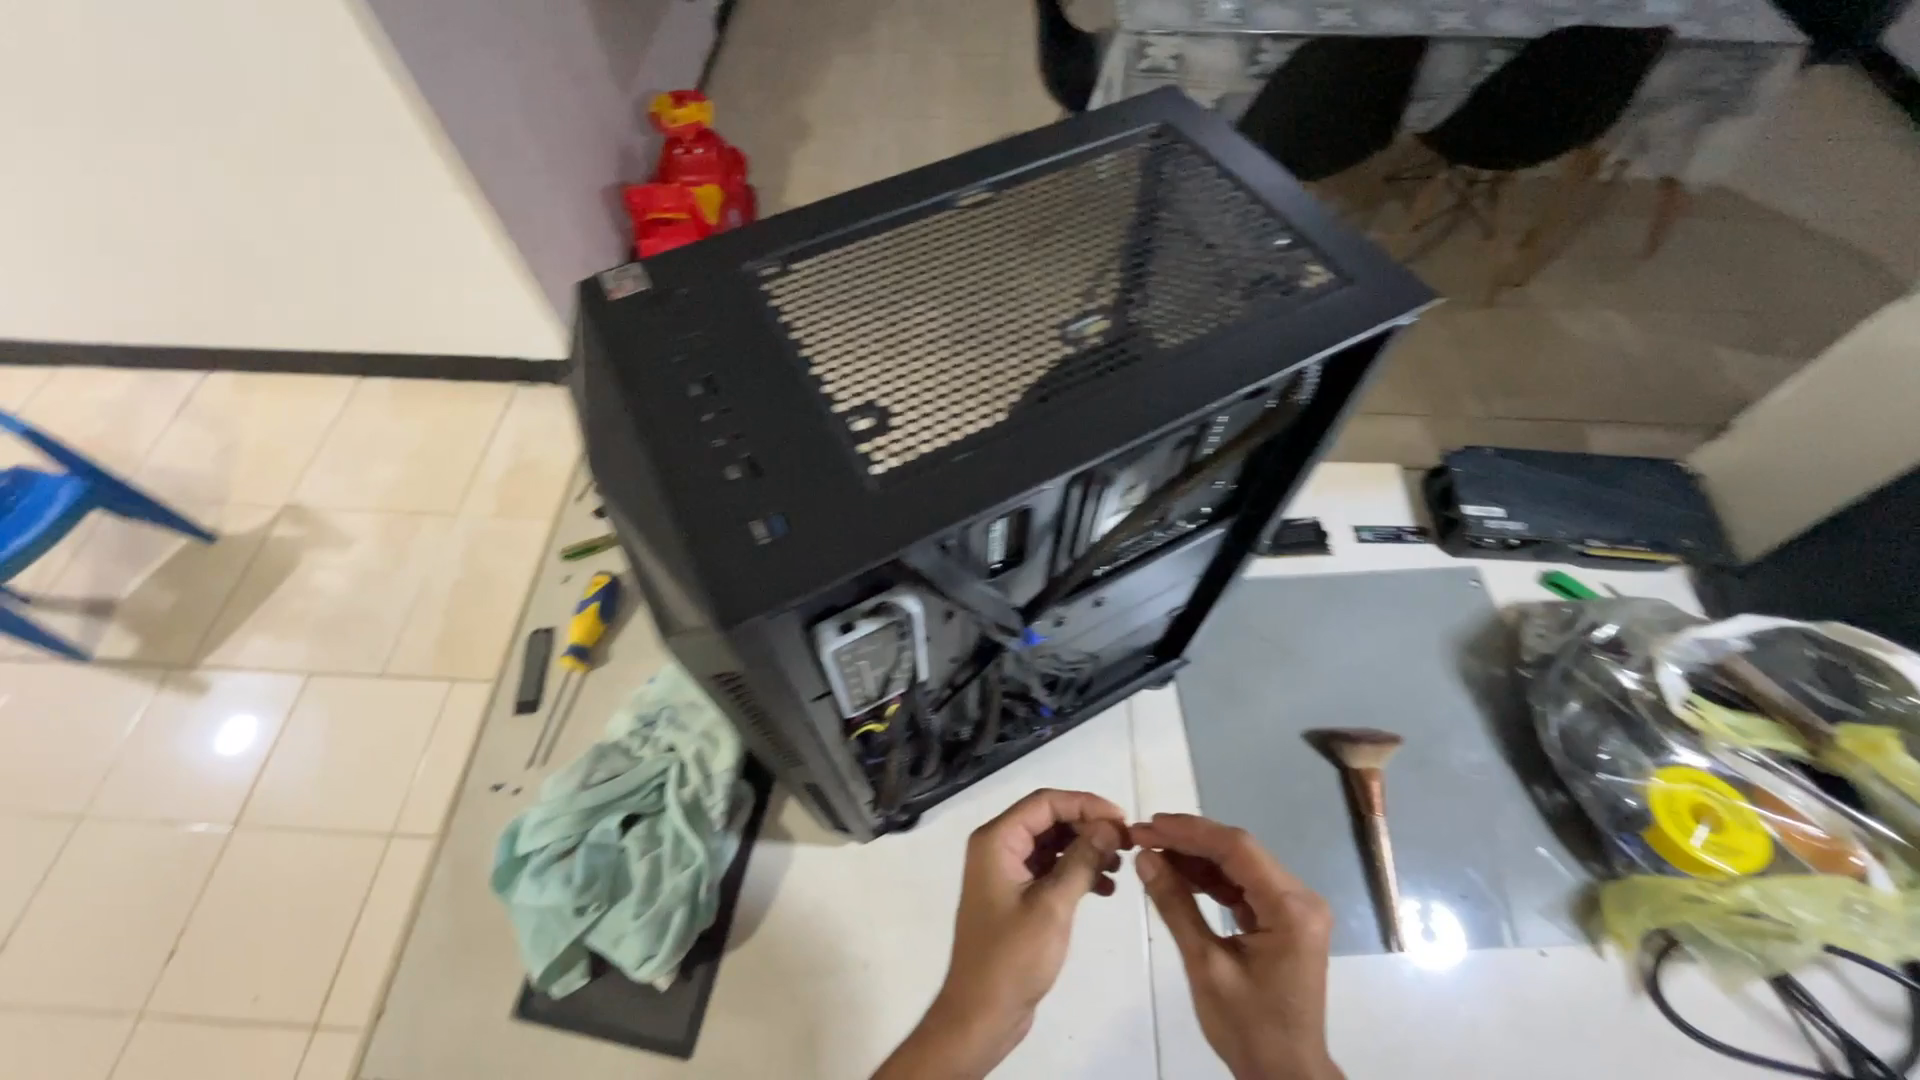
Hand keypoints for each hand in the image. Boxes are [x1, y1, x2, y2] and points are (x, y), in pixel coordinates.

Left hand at [874, 789, 1128, 1079]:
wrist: (981, 1013)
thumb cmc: (1012, 957)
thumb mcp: (1052, 905)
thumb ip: (1081, 859)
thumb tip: (1109, 826)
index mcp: (996, 840)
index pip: (1045, 802)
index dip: (1086, 804)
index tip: (1123, 820)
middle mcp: (997, 847)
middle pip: (1049, 819)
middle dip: (1088, 827)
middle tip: (1127, 845)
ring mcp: (1005, 871)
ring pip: (1052, 843)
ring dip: (1086, 850)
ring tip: (1120, 868)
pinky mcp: (1016, 895)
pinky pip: (1049, 868)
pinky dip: (1076, 873)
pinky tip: (1105, 889)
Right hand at [1132, 813, 1342, 1079]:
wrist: (1285, 1075)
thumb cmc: (1248, 1027)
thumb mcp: (1205, 965)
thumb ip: (1176, 906)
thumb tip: (1145, 857)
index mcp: (1290, 908)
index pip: (1236, 849)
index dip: (1189, 831)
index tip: (1148, 826)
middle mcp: (1300, 898)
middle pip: (1239, 851)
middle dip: (1188, 840)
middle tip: (1143, 836)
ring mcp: (1295, 908)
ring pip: (1239, 865)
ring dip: (1196, 857)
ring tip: (1152, 852)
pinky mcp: (1285, 919)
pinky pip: (1244, 885)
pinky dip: (1211, 879)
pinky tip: (1178, 875)